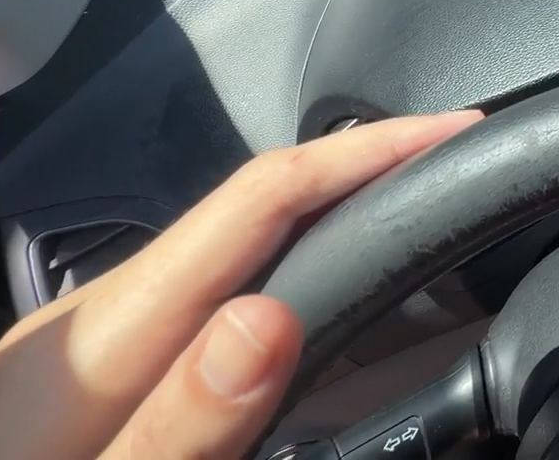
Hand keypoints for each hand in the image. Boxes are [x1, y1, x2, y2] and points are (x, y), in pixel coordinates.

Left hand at [0, 111, 480, 459]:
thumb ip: (175, 431)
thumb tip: (268, 318)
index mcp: (94, 340)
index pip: (259, 196)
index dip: (371, 148)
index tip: (455, 129)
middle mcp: (105, 313)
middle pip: (267, 200)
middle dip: (377, 162)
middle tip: (464, 160)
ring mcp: (112, 334)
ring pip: (259, 238)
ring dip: (353, 206)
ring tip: (430, 202)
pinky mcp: (126, 362)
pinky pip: (243, 281)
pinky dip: (318, 259)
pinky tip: (353, 276)